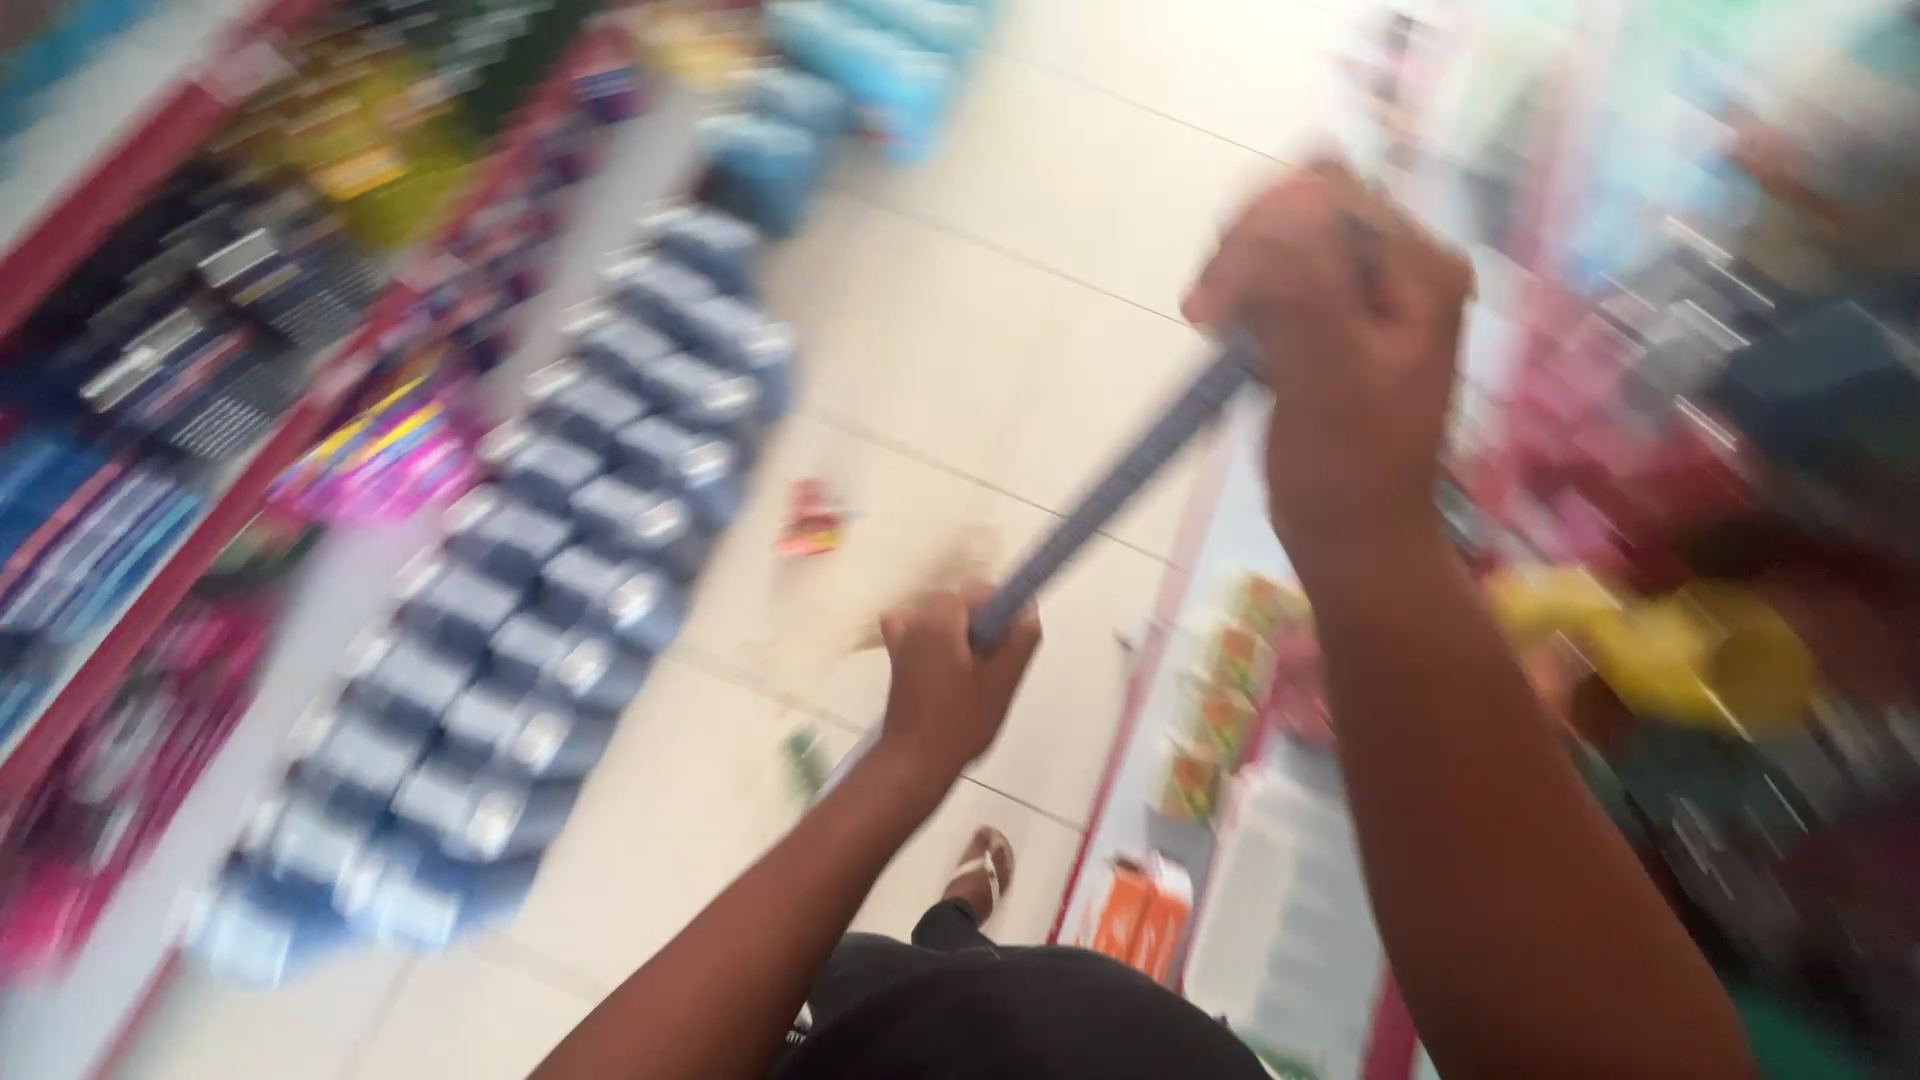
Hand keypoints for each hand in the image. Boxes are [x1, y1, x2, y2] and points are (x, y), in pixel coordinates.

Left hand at [876, 585, 1041, 784]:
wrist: (915, 760)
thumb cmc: (961, 722)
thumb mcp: (1003, 683)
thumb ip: (1021, 640)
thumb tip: (1029, 609)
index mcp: (940, 620)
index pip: (979, 591)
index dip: (1002, 609)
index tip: (1010, 641)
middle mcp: (916, 621)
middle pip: (959, 602)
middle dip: (983, 623)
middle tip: (996, 661)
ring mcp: (901, 640)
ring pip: (942, 617)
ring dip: (962, 633)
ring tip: (975, 670)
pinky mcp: (896, 658)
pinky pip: (919, 631)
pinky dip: (935, 638)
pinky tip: (948, 665)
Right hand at [1183, 158, 1472, 576]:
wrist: (1352, 533)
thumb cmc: (1344, 471)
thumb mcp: (1326, 380)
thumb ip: (1305, 288)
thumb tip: (1274, 203)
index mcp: (1419, 268)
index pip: (1324, 197)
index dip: (1256, 238)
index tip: (1211, 311)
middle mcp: (1401, 264)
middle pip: (1305, 201)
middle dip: (1245, 249)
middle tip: (1209, 317)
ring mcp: (1367, 291)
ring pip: (1285, 235)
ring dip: (1238, 272)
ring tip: (1216, 329)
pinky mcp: (1333, 318)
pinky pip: (1278, 275)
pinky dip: (1244, 296)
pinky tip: (1231, 337)